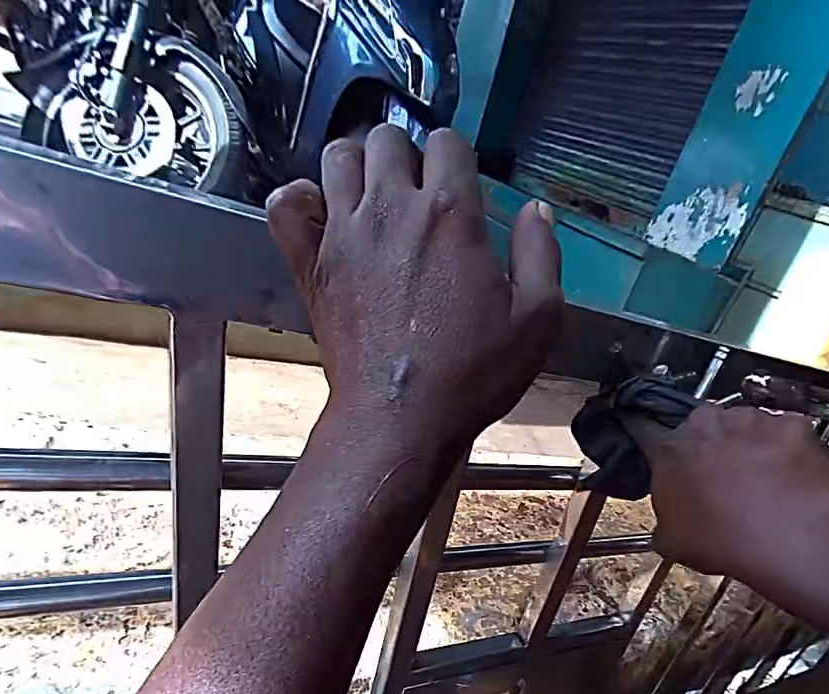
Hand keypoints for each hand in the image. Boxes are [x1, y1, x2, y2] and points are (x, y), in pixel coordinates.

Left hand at [265, 126, 563, 449]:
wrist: (403, 419)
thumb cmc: (472, 376)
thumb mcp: (538, 322)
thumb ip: (541, 256)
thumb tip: (536, 212)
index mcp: (450, 216)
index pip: (450, 144)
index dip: (461, 162)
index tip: (465, 192)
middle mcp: (390, 209)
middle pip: (390, 138)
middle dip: (411, 158)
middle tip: (424, 198)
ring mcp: (343, 234)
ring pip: (339, 156)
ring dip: (362, 168)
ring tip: (379, 202)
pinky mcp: (311, 264)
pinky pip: (287, 203)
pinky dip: (302, 200)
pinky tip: (326, 218)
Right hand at [634, 405, 828, 581]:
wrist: (787, 538)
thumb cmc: (724, 541)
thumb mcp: (672, 543)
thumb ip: (663, 520)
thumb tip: (668, 524)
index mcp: (670, 450)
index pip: (645, 429)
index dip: (648, 435)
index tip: (655, 442)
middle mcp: (707, 424)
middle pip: (701, 426)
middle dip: (707, 446)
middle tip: (719, 479)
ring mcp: (751, 420)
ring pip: (744, 426)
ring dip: (747, 446)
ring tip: (759, 483)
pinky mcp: (792, 423)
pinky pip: (785, 431)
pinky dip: (785, 448)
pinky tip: (788, 476)